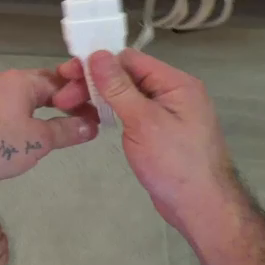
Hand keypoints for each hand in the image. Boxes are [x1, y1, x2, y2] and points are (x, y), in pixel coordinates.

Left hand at [0, 66, 98, 182]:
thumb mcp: (39, 139)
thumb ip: (66, 131)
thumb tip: (90, 126)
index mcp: (20, 80)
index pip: (58, 82)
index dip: (79, 97)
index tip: (94, 113)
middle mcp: (1, 79)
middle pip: (39, 86)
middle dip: (60, 101)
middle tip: (80, 120)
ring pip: (21, 95)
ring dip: (40, 107)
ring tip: (56, 127)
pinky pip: (5, 104)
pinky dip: (21, 113)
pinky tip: (24, 128)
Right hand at [71, 50, 246, 239]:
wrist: (202, 210)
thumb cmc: (174, 163)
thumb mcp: (143, 122)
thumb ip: (118, 87)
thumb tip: (97, 54)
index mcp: (176, 83)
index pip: (129, 59)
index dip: (97, 63)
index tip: (67, 74)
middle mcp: (172, 92)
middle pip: (125, 75)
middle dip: (92, 82)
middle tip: (62, 98)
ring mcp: (165, 111)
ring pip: (124, 92)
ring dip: (97, 96)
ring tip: (69, 107)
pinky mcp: (157, 129)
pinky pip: (129, 109)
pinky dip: (109, 110)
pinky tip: (90, 116)